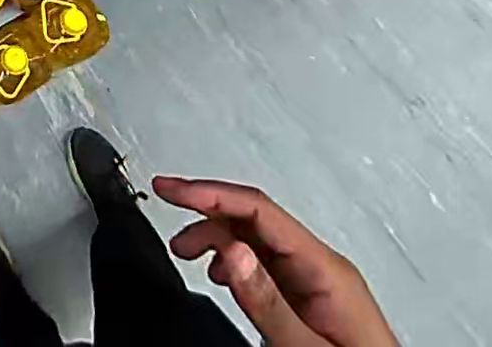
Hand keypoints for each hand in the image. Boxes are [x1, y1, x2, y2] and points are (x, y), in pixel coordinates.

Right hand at [155, 178, 399, 346]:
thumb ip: (269, 302)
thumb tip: (231, 250)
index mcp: (326, 270)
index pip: (258, 209)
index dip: (210, 192)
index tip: (172, 190)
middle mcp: (320, 268)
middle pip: (251, 218)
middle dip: (204, 210)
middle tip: (165, 197)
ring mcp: (314, 283)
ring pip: (252, 238)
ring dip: (212, 236)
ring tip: (184, 250)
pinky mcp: (306, 300)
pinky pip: (259, 261)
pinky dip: (228, 259)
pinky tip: (217, 273)